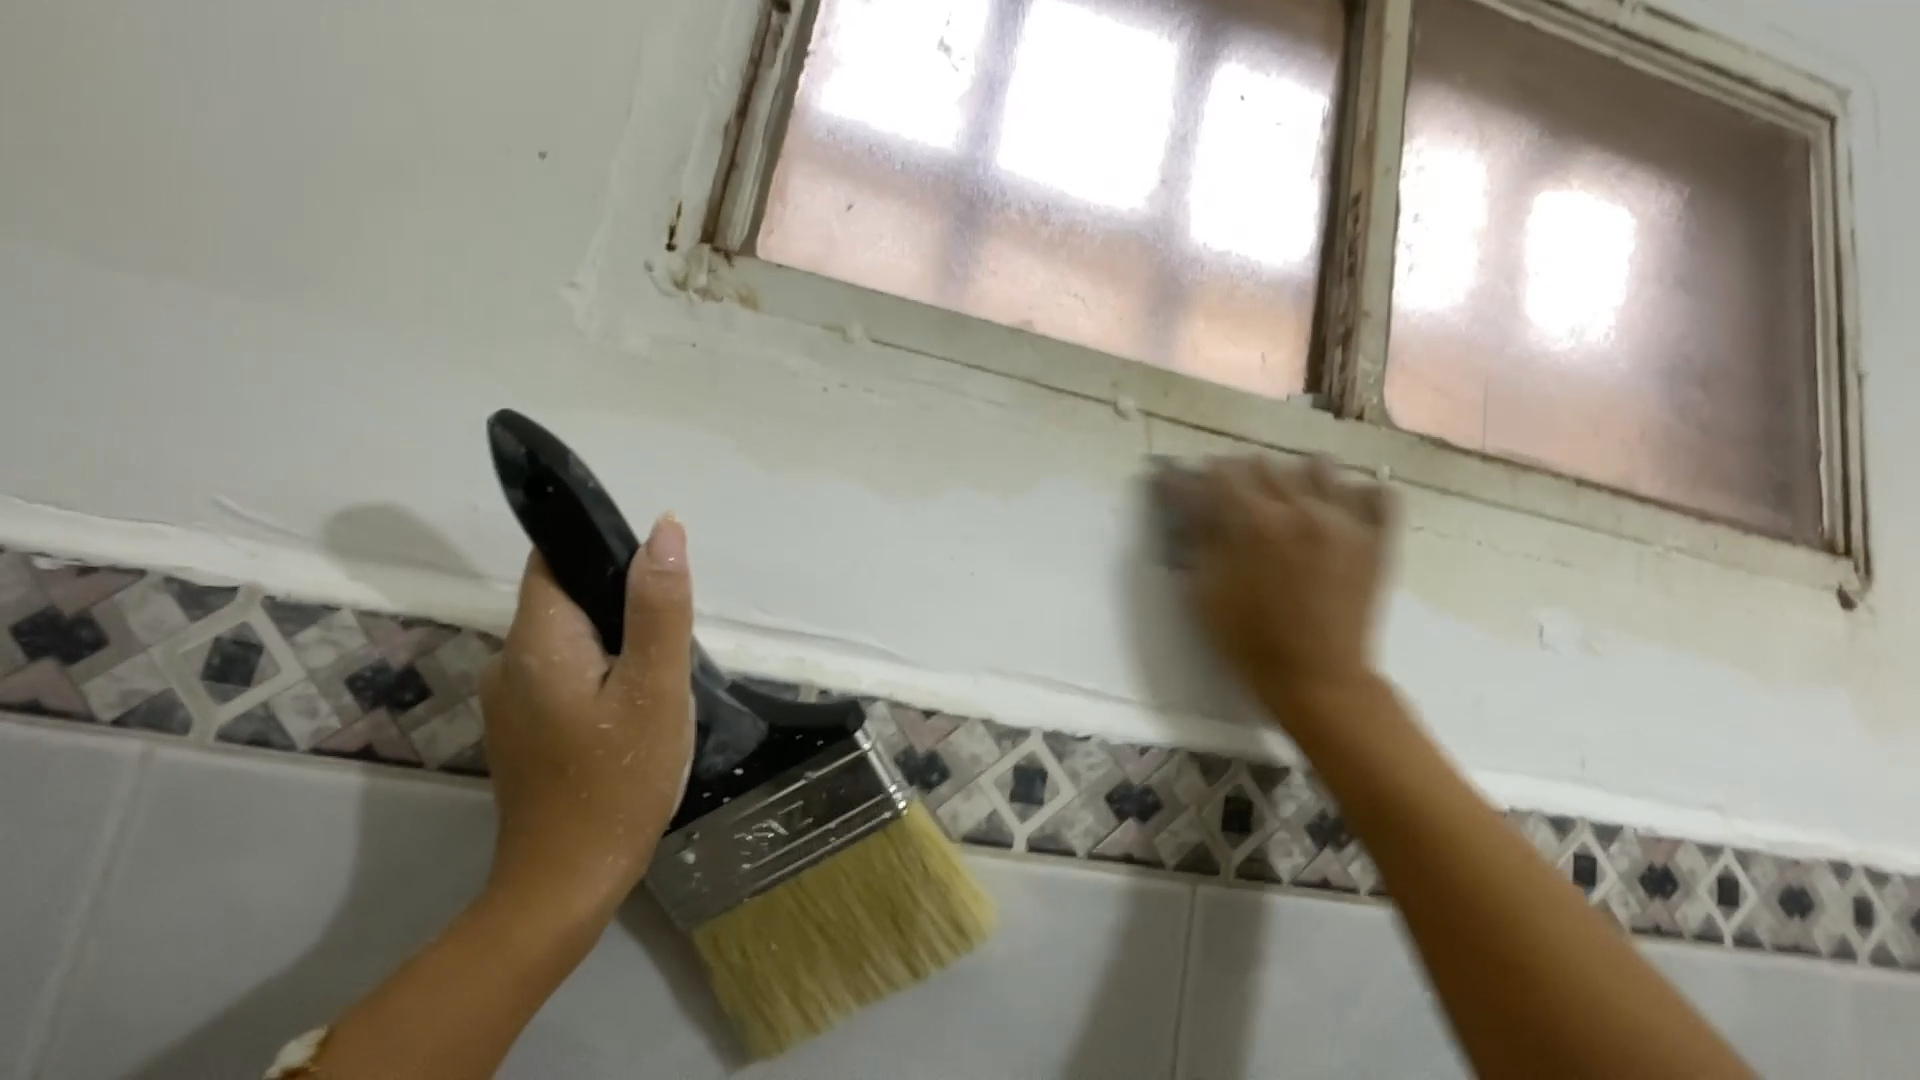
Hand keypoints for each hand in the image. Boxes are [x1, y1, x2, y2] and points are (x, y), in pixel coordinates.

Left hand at [478, 515, 696, 912]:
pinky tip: (633, 712)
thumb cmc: (619, 781)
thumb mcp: (656, 688)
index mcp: (536, 640)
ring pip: (569, 640)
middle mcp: (508, 661)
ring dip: (615, 643)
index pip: (555, 558)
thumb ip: (659, 606)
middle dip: (622, 604)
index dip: (604, 548)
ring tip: (661, 680)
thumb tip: (663, 529)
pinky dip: (600, 675)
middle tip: (674, 644)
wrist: (567, 884)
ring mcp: (510, 700)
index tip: (656, 578)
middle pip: (566, 599)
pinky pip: (564, 676)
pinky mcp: (521, 730)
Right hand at [1161, 455, 1395, 719]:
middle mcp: (1300, 508)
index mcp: (1253, 521)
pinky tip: (1339, 509)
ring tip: (1288, 502)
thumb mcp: (1206, 591)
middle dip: (1244, 477)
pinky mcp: (1377, 538)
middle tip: (1235, 502)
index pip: (1221, 472)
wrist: (1316, 678)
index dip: (1202, 478)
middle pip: (1266, 464)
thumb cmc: (1249, 640)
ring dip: (1296, 479)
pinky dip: (1357, 494)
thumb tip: (1187, 493)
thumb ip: (1199, 535)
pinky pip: (1376, 493)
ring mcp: (1345, 520)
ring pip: (1319, 467)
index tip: (1195, 489)